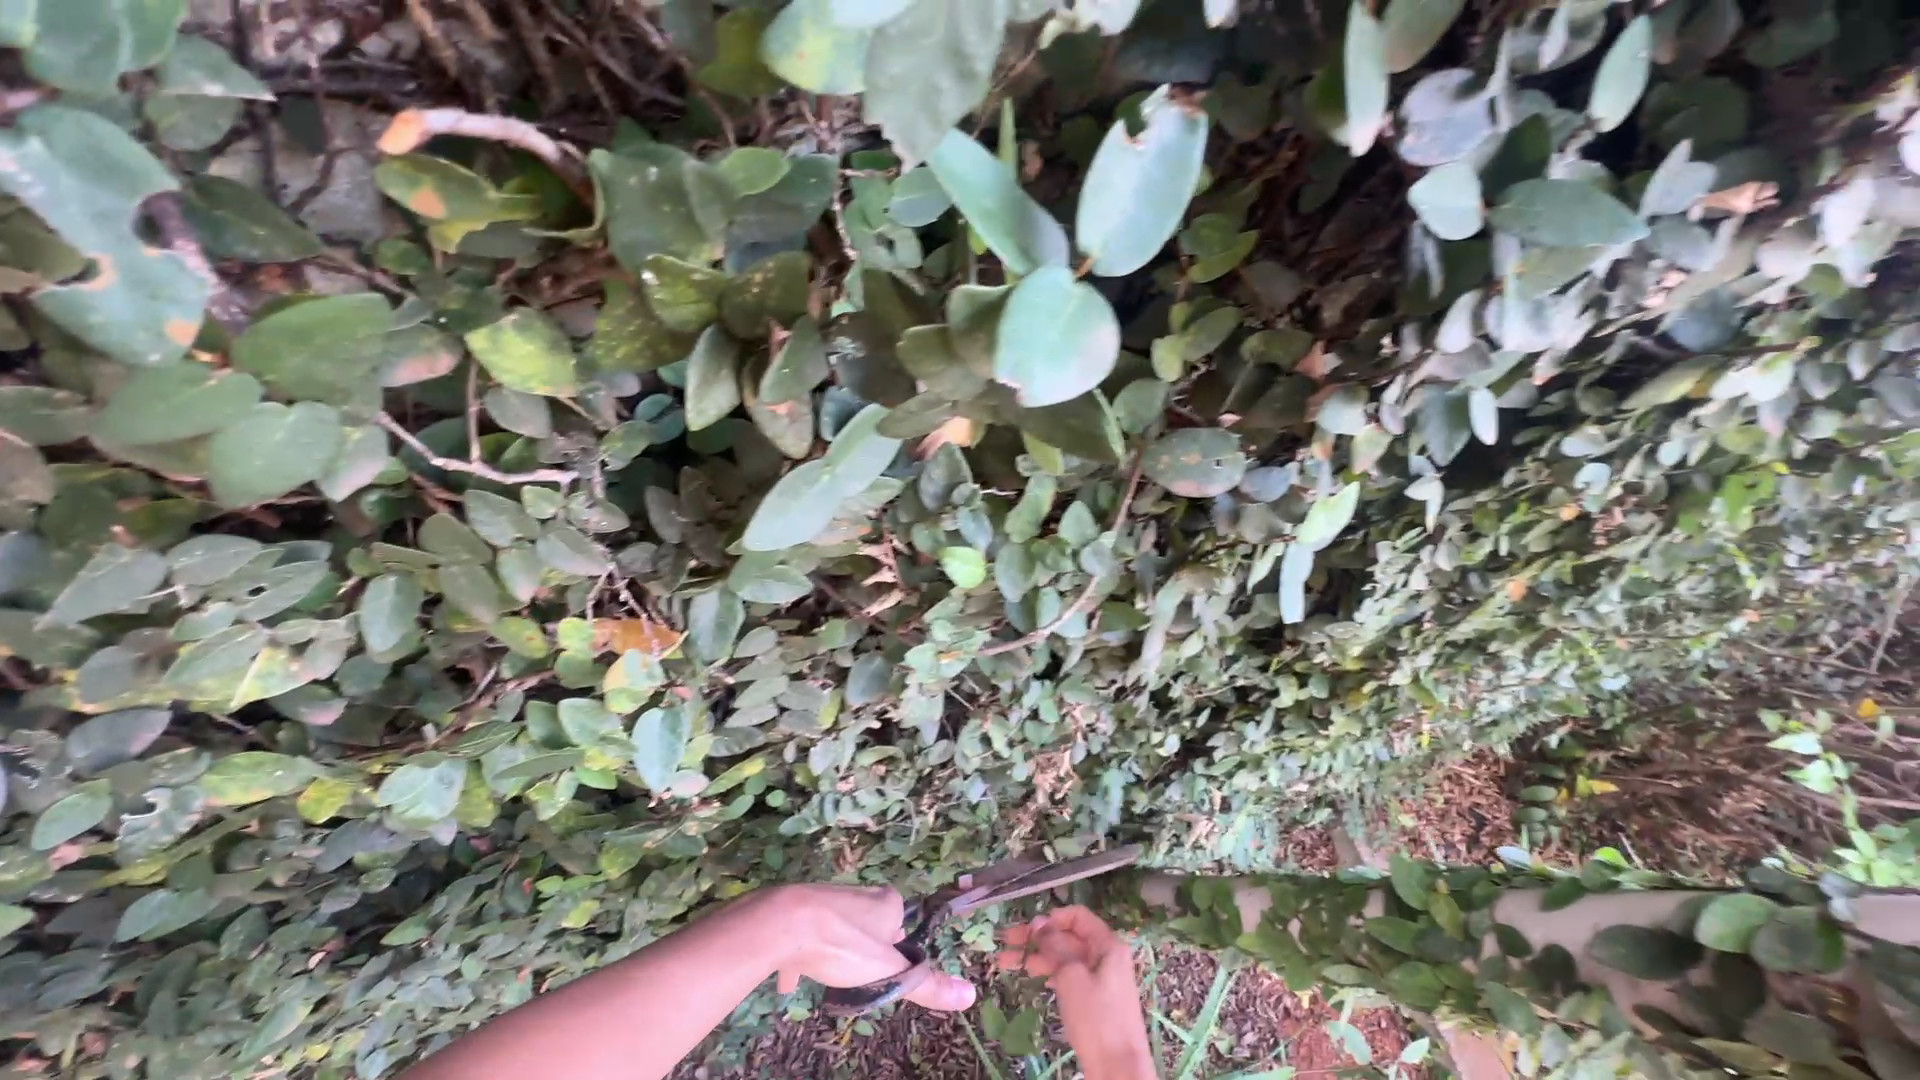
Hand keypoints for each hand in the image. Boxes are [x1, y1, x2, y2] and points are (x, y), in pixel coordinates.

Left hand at [758, 884, 975, 1010]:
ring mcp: (825, 898)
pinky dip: (800, 956)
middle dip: (864, 946)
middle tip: (858, 973)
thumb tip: (971, 995)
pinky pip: (802, 936)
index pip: (898, 917)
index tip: (886, 966)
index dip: (895, 942)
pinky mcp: (796, 909)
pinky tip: (790, 981)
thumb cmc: (843, 944)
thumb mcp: (888, 970)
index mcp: (884, 902)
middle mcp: (857, 893)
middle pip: (867, 921)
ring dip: (833, 950)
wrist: (783, 923)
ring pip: (836, 926)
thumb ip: (925, 985)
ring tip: (827, 976)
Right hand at [997, 906, 1154, 1079]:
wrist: (1118, 1069)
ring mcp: (1100, 978)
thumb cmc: (1096, 1017)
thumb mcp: (1071, 976)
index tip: (1028, 929)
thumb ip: (1054, 945)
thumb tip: (1039, 922)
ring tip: (1006, 962)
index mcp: (1107, 943)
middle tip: (1006, 942)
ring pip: (1064, 957)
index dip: (1051, 918)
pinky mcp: (1094, 998)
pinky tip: (1031, 977)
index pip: (1077, 916)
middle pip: (1067, 937)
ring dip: (1037, 956)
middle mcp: (1105, 955)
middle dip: (1036, 938)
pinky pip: (1069, 975)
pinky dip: (1050, 973)